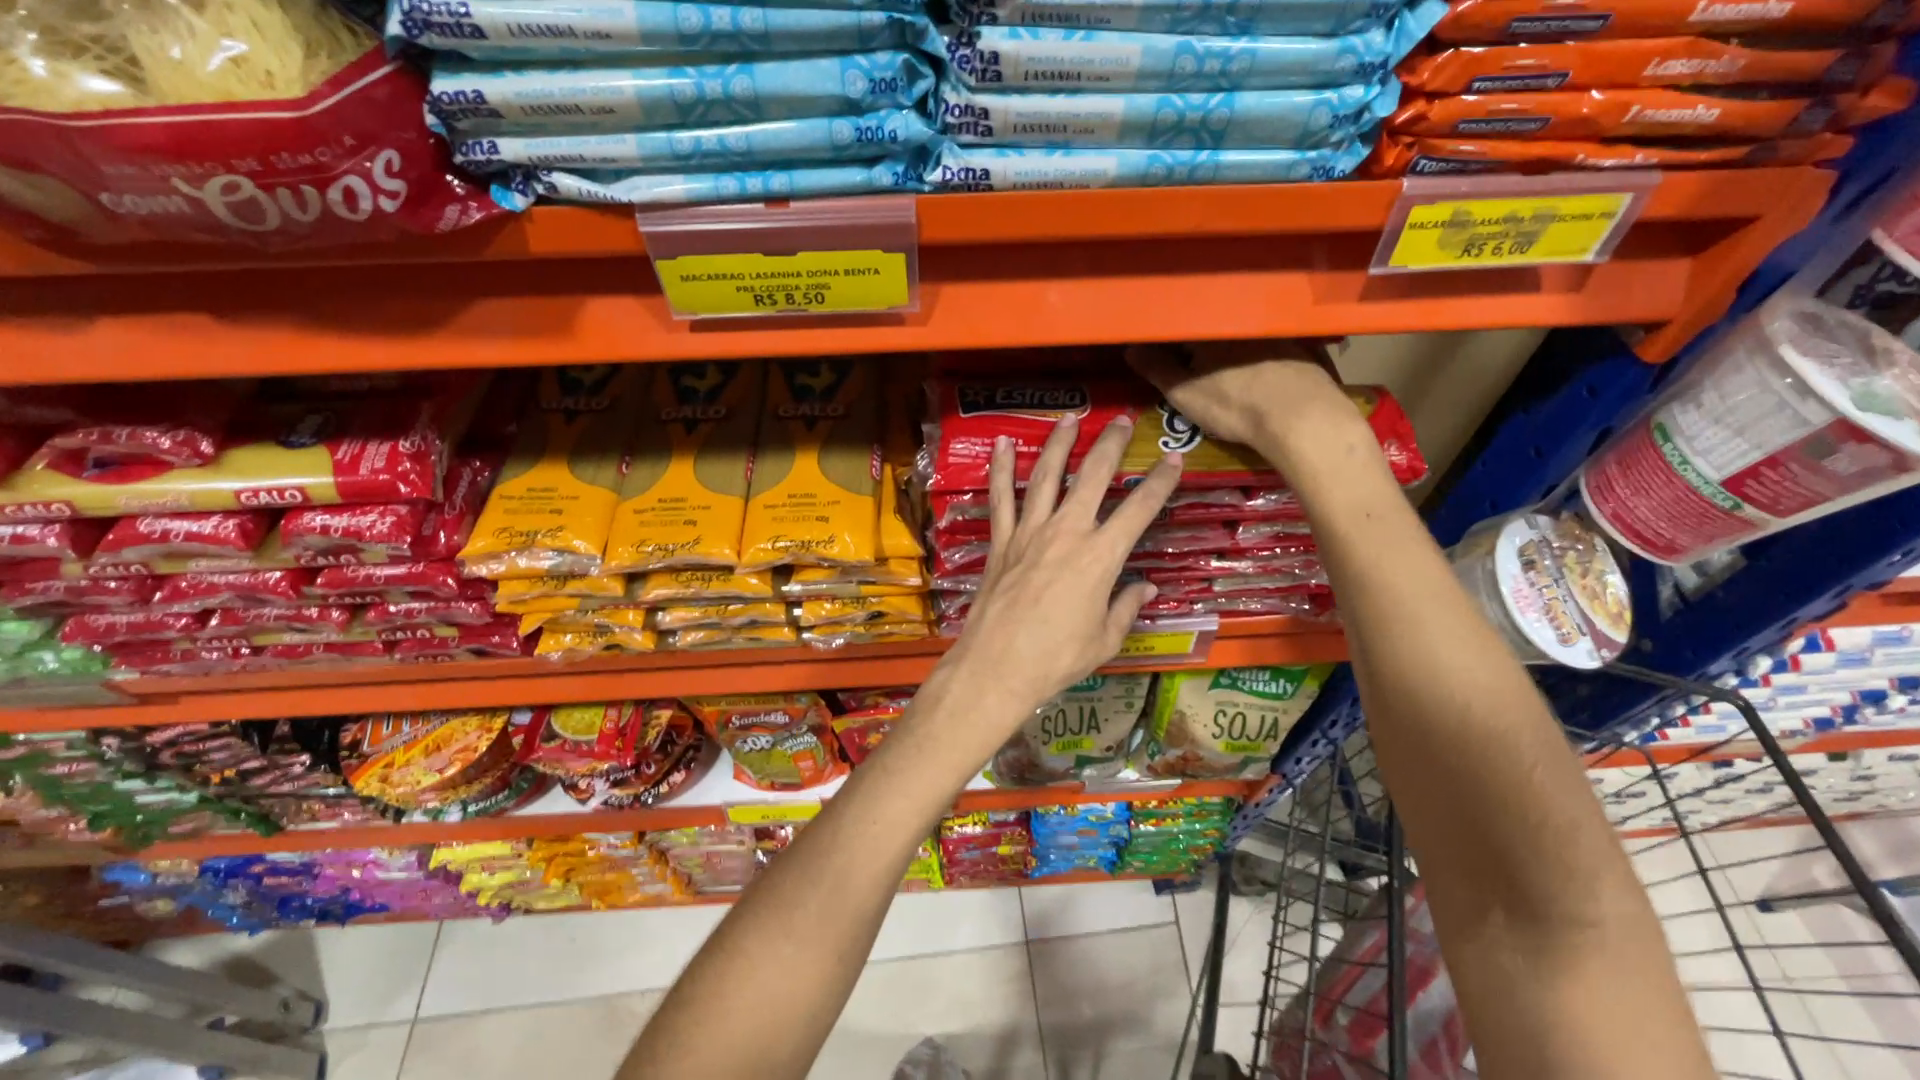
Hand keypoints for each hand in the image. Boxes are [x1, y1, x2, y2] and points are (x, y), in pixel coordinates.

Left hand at [941, 413, 1183, 718]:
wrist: (997, 666)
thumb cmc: (1058, 658)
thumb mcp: (1105, 639)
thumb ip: (1126, 608)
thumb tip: (1146, 588)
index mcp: (1101, 556)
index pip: (1140, 509)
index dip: (1160, 481)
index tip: (1173, 458)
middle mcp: (1067, 532)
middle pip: (1093, 476)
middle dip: (1110, 444)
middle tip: (1121, 420)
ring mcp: (1029, 532)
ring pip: (1046, 475)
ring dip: (1059, 443)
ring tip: (1070, 418)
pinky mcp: (1001, 541)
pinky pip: (1001, 497)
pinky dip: (1000, 468)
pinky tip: (1001, 444)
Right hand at [1124, 341, 1349, 452]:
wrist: (1303, 418)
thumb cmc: (1235, 406)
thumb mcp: (1184, 393)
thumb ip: (1156, 368)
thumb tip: (1129, 348)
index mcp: (1209, 328)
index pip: (1180, 325)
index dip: (1168, 339)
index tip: (1162, 351)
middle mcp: (1242, 319)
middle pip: (1213, 326)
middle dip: (1201, 339)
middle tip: (1195, 363)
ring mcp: (1275, 330)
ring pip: (1245, 332)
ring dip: (1234, 344)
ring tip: (1228, 367)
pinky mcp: (1303, 344)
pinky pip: (1274, 341)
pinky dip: (1264, 351)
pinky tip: (1264, 370)